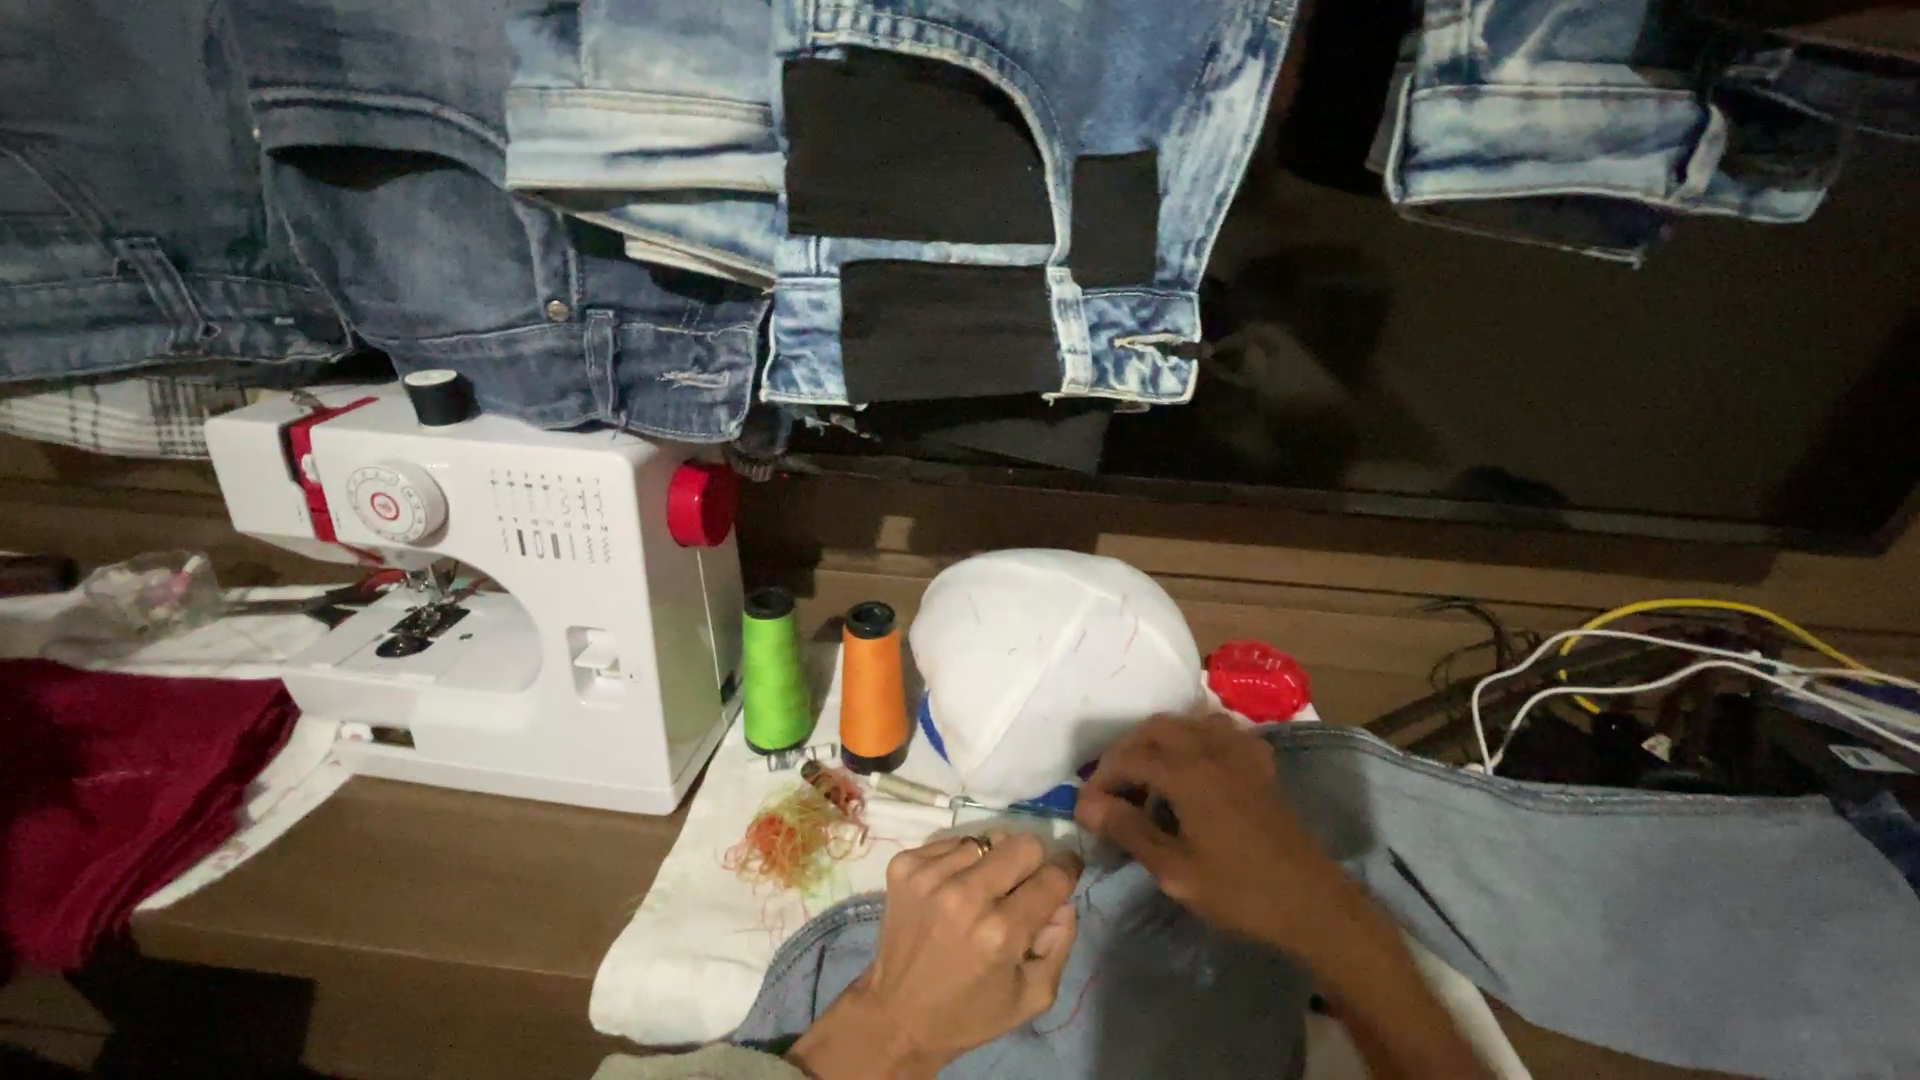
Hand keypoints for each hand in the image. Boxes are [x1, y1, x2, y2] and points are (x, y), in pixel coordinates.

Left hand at [786, 831, 1082, 1078]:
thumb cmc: (971, 1013)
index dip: (1067, 870)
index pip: (1053, 876)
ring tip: (980, 893)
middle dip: (1032, 862)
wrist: (897, 1015)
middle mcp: (965, 896)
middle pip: (1023, 843)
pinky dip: (960, 862)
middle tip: (1021, 884)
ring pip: (987, 839)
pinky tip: (951, 890)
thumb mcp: (1033, 995)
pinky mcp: (904, 866)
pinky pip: (952, 843)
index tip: (1068, 869)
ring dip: (992, 862)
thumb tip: (1063, 898)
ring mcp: (930, 876)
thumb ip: (1060, 943)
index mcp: (1001, 932)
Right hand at [1077, 715, 1497, 1079]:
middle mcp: (1212, 750)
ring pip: (1189, 723)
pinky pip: (1222, 732)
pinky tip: (1196, 768)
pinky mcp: (1261, 765)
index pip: (1129, 758)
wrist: (1315, 905)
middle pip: (1156, 729)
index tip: (1086, 809)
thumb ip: (1129, 830)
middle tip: (1114, 789)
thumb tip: (1087, 804)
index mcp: (1188, 773)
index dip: (1101, 780)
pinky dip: (1198, 740)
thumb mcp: (1175, 870)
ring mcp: (1241, 754)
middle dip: (1127, 752)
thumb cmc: (1241, 892)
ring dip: (1161, 741)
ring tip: (1150, 776)